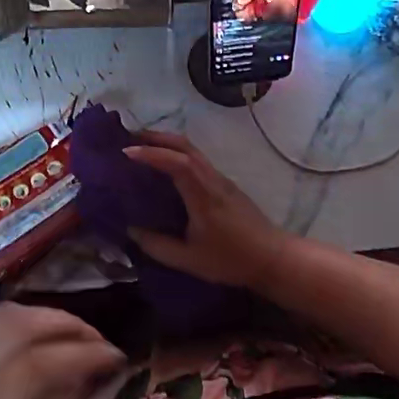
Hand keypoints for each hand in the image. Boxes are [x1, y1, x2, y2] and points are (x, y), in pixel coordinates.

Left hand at [0, 304, 124, 398]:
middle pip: (21, 322)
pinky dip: (30, 320)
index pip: (39, 362)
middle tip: (99, 342)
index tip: (115, 356)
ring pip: (9, 313)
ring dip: (49, 318)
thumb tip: (88, 374)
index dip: (83, 353)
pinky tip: (49, 338)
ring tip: (78, 337)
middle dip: (68, 324)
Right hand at [123, 129, 293, 289]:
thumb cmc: (231, 260)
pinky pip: (198, 160)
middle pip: (185, 147)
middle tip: (128, 139)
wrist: (272, 257)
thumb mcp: (189, 260)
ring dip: (167, 143)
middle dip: (156, 138)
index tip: (126, 152)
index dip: (152, 154)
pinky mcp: (225, 185)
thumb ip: (157, 246)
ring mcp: (221, 180)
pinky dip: (177, 154)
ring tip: (142, 148)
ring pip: (192, 151)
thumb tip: (131, 230)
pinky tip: (165, 166)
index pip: (177, 164)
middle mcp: (213, 181)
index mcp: (203, 197)